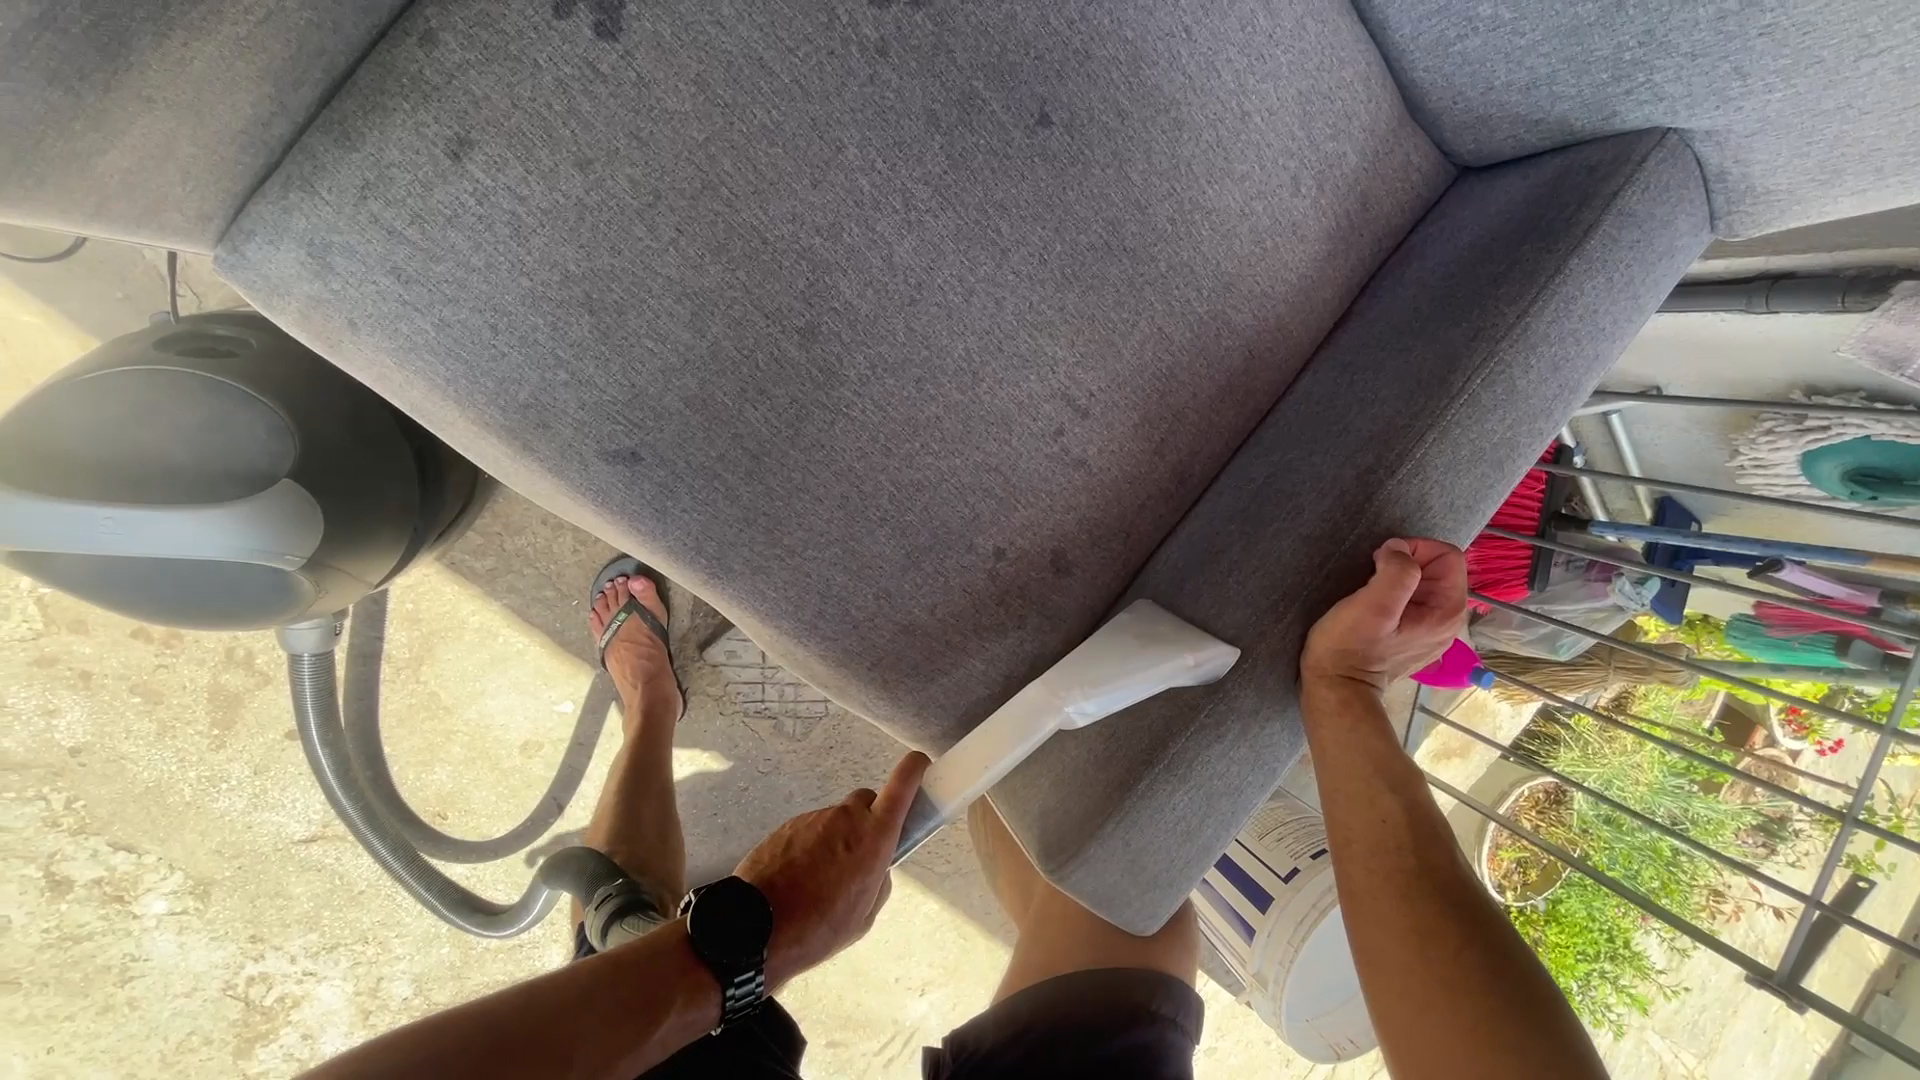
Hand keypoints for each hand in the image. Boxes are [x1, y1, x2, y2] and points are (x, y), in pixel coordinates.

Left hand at [733, 752, 929, 987]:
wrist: (755, 929)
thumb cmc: (818, 928)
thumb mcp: (865, 916)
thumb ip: (878, 882)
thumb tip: (874, 868)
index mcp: (874, 836)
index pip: (903, 783)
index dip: (915, 769)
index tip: (921, 768)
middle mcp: (846, 817)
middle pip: (867, 802)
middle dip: (870, 821)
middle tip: (861, 856)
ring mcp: (814, 818)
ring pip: (836, 820)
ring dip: (836, 840)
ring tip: (820, 881)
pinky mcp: (787, 826)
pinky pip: (810, 830)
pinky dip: (811, 848)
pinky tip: (798, 880)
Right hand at [1302, 537, 1466, 693]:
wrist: (1336, 688)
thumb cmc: (1350, 646)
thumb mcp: (1373, 605)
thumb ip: (1396, 571)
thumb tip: (1398, 550)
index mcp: (1447, 610)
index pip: (1448, 555)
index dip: (1413, 548)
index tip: (1380, 561)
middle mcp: (1449, 621)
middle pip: (1438, 569)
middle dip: (1404, 563)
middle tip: (1371, 578)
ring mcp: (1433, 632)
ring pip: (1424, 585)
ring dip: (1396, 579)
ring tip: (1369, 593)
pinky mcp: (1415, 638)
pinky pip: (1413, 602)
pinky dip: (1394, 596)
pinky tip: (1372, 609)